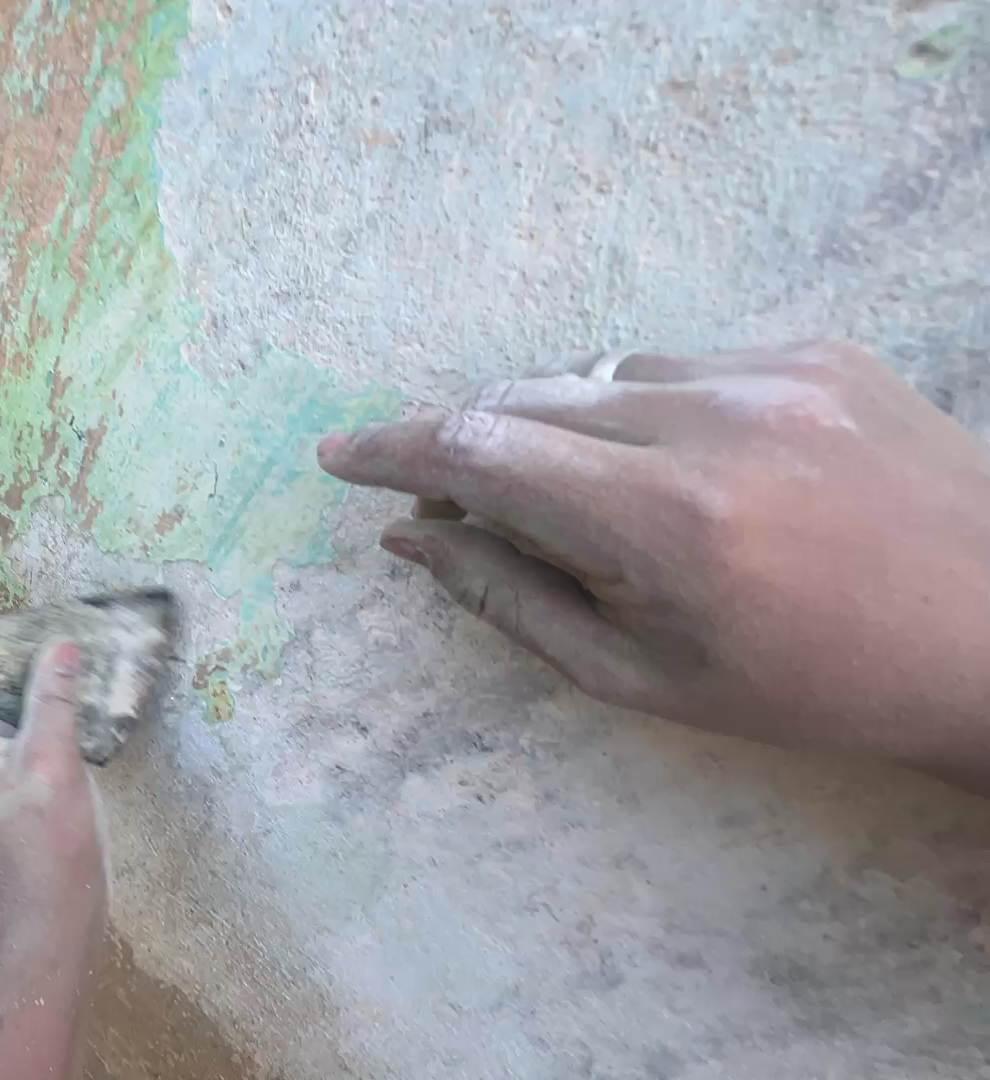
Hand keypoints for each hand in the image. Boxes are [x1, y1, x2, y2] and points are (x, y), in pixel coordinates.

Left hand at [0, 641, 107, 935]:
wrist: (56, 912)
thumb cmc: (44, 842)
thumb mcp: (51, 761)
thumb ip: (52, 700)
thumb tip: (60, 645)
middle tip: (28, 627)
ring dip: (12, 678)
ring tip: (50, 646)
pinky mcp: (7, 775)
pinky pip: (8, 725)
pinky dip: (29, 702)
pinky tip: (64, 687)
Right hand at [318, 340, 989, 783]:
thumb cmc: (802, 686)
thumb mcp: (626, 673)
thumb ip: (499, 594)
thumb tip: (407, 535)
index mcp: (665, 522)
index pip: (476, 450)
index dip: (390, 449)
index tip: (338, 456)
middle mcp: (713, 423)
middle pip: (512, 400)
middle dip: (452, 445)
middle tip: (444, 502)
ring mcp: (772, 374)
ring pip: (575, 377)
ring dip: (532, 431)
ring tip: (559, 492)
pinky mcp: (810, 351)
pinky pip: (651, 366)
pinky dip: (609, 411)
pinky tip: (649, 462)